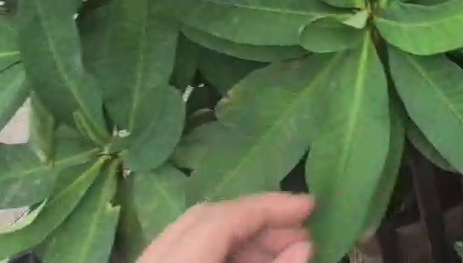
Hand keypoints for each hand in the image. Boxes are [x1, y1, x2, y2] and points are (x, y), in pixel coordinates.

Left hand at [137, 192, 313, 262]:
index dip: (270, 206)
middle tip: (301, 234)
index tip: (311, 205)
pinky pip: (186, 255)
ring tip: (284, 254)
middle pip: (207, 219)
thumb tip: (306, 245)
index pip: (224, 217)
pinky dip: (223, 255)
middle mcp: (152, 259)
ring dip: (243, 239)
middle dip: (257, 221)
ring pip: (195, 237)